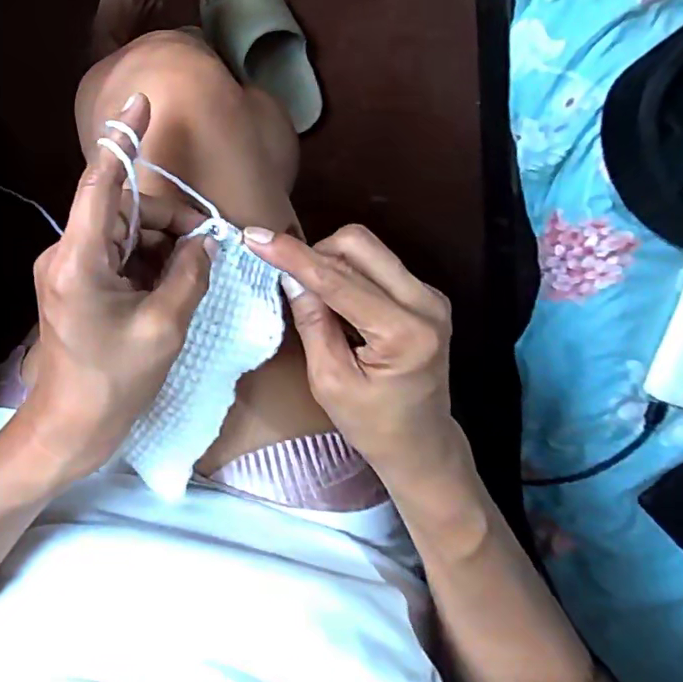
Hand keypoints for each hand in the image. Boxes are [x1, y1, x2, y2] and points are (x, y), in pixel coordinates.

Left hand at [12, 93, 213, 486]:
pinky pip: (114, 252)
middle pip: (122, 209)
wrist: (70, 426)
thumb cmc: (115, 383)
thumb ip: (188, 274)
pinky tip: (170, 282)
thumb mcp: (164, 327)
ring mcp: (66, 266)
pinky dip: (145, 259)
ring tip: (190, 273)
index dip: (123, 140)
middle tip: (206, 248)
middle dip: (167, 220)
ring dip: (160, 242)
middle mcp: (65, 253)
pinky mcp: (73, 280)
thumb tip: (205, 241)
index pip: (101, 183)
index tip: (140, 101)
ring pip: (121, 230)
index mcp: (78, 259)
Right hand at [244, 225, 457, 481]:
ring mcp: (428, 295)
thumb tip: (289, 276)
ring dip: (327, 261)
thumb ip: (311, 322)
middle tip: (288, 281)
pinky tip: (333, 301)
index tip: (253, 238)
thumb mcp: (328, 380)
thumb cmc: (371, 423)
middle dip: (313, 253)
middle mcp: (425, 303)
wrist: (421, 443)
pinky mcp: (422, 293)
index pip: (338, 279)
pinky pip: (374, 262)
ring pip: (365, 248)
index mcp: (404, 332)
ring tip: (312, 297)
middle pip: (357, 245)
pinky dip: (342, 270)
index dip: (292, 256)